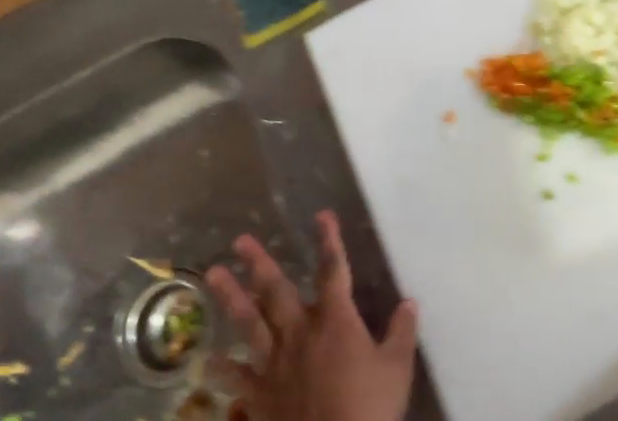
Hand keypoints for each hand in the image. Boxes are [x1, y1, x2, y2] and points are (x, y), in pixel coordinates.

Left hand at [205, 211, 418, 420]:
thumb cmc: (370, 408)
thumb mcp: (397, 368)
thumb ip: (402, 332)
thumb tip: (409, 302)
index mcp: (335, 321)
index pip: (333, 271)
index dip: (328, 241)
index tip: (322, 216)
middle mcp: (300, 334)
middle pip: (276, 291)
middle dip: (259, 263)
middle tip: (241, 240)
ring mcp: (275, 364)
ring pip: (249, 324)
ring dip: (231, 298)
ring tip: (212, 274)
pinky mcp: (260, 395)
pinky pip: (238, 377)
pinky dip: (223, 368)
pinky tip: (208, 358)